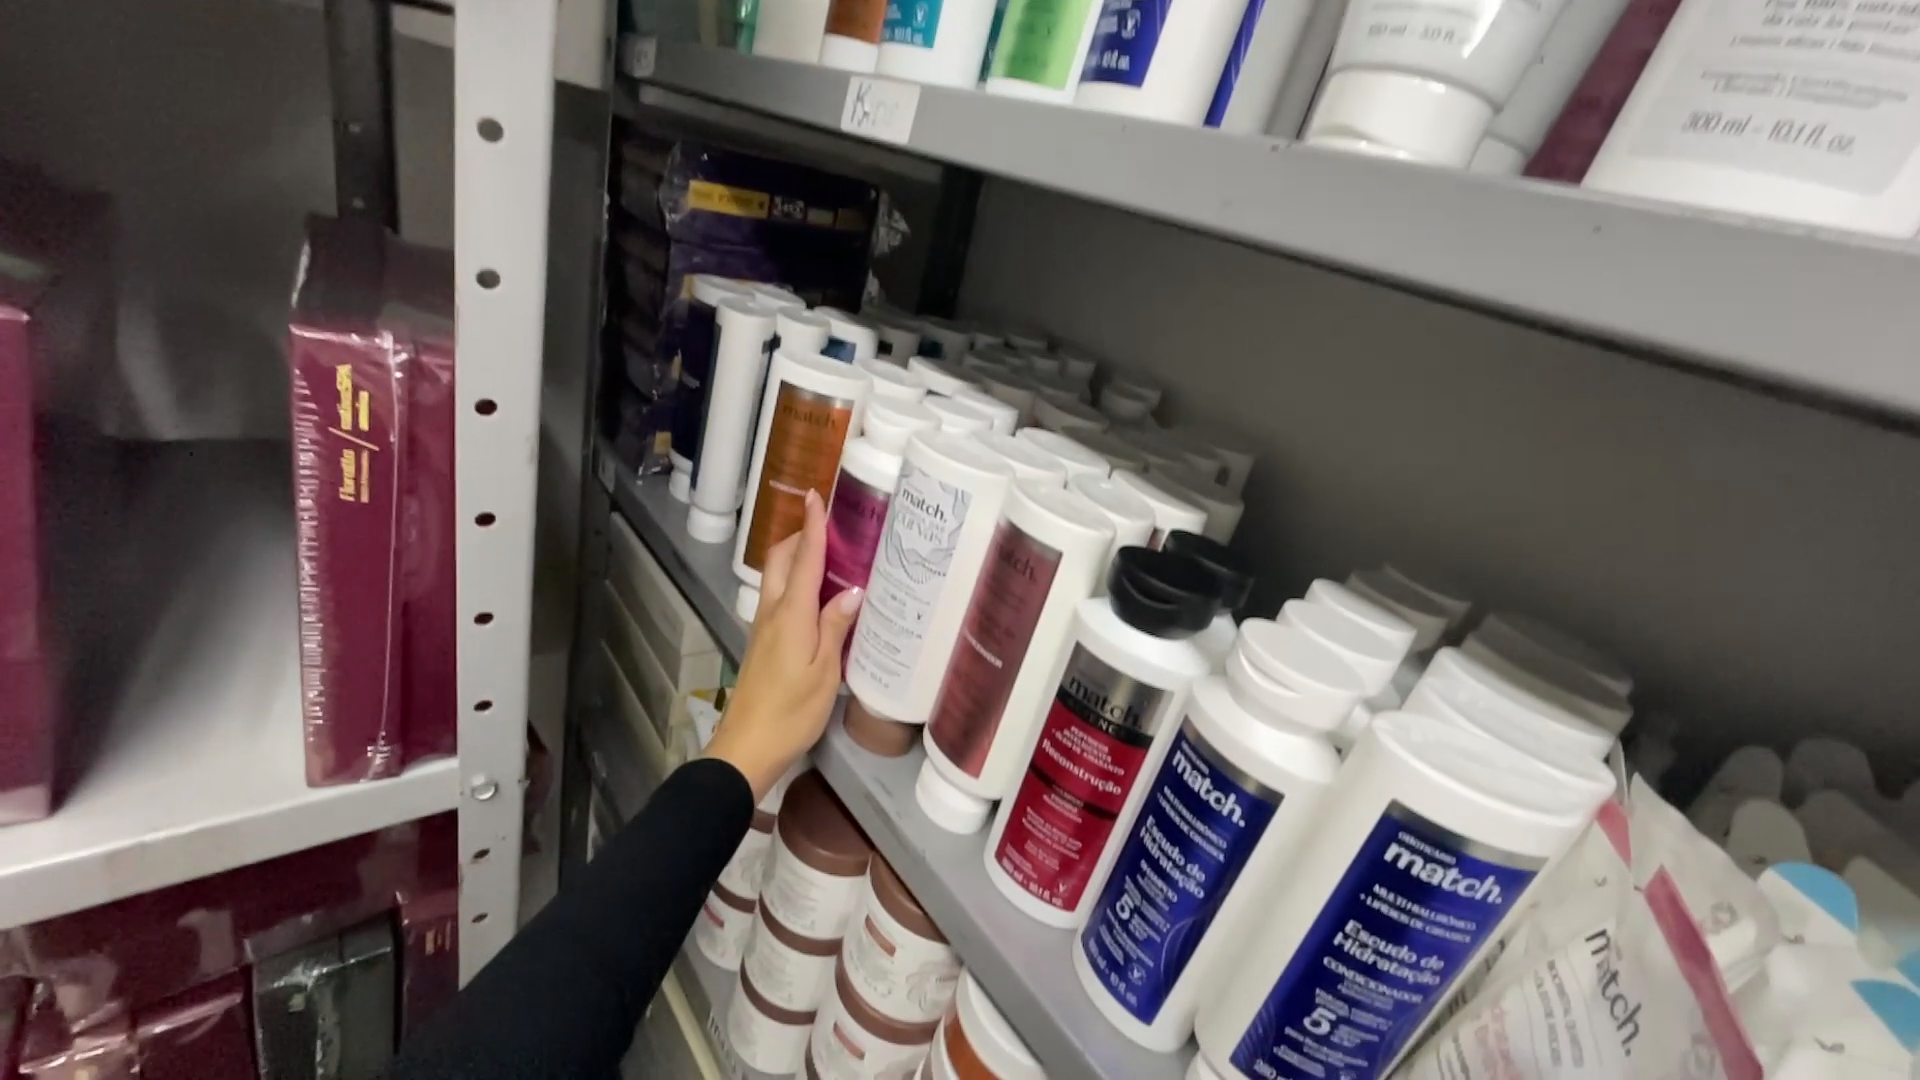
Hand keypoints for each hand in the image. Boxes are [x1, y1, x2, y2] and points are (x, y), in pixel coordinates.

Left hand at [703, 489, 863, 801]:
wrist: (748, 746)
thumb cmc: (792, 711)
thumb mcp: (825, 672)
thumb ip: (836, 627)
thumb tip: (853, 591)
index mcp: (792, 614)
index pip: (804, 559)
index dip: (812, 526)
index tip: (815, 495)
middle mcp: (773, 612)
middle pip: (782, 560)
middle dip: (801, 536)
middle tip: (832, 528)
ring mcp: (763, 627)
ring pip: (778, 578)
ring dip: (798, 558)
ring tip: (832, 557)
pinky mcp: (763, 642)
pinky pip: (780, 598)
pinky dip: (797, 583)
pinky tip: (820, 598)